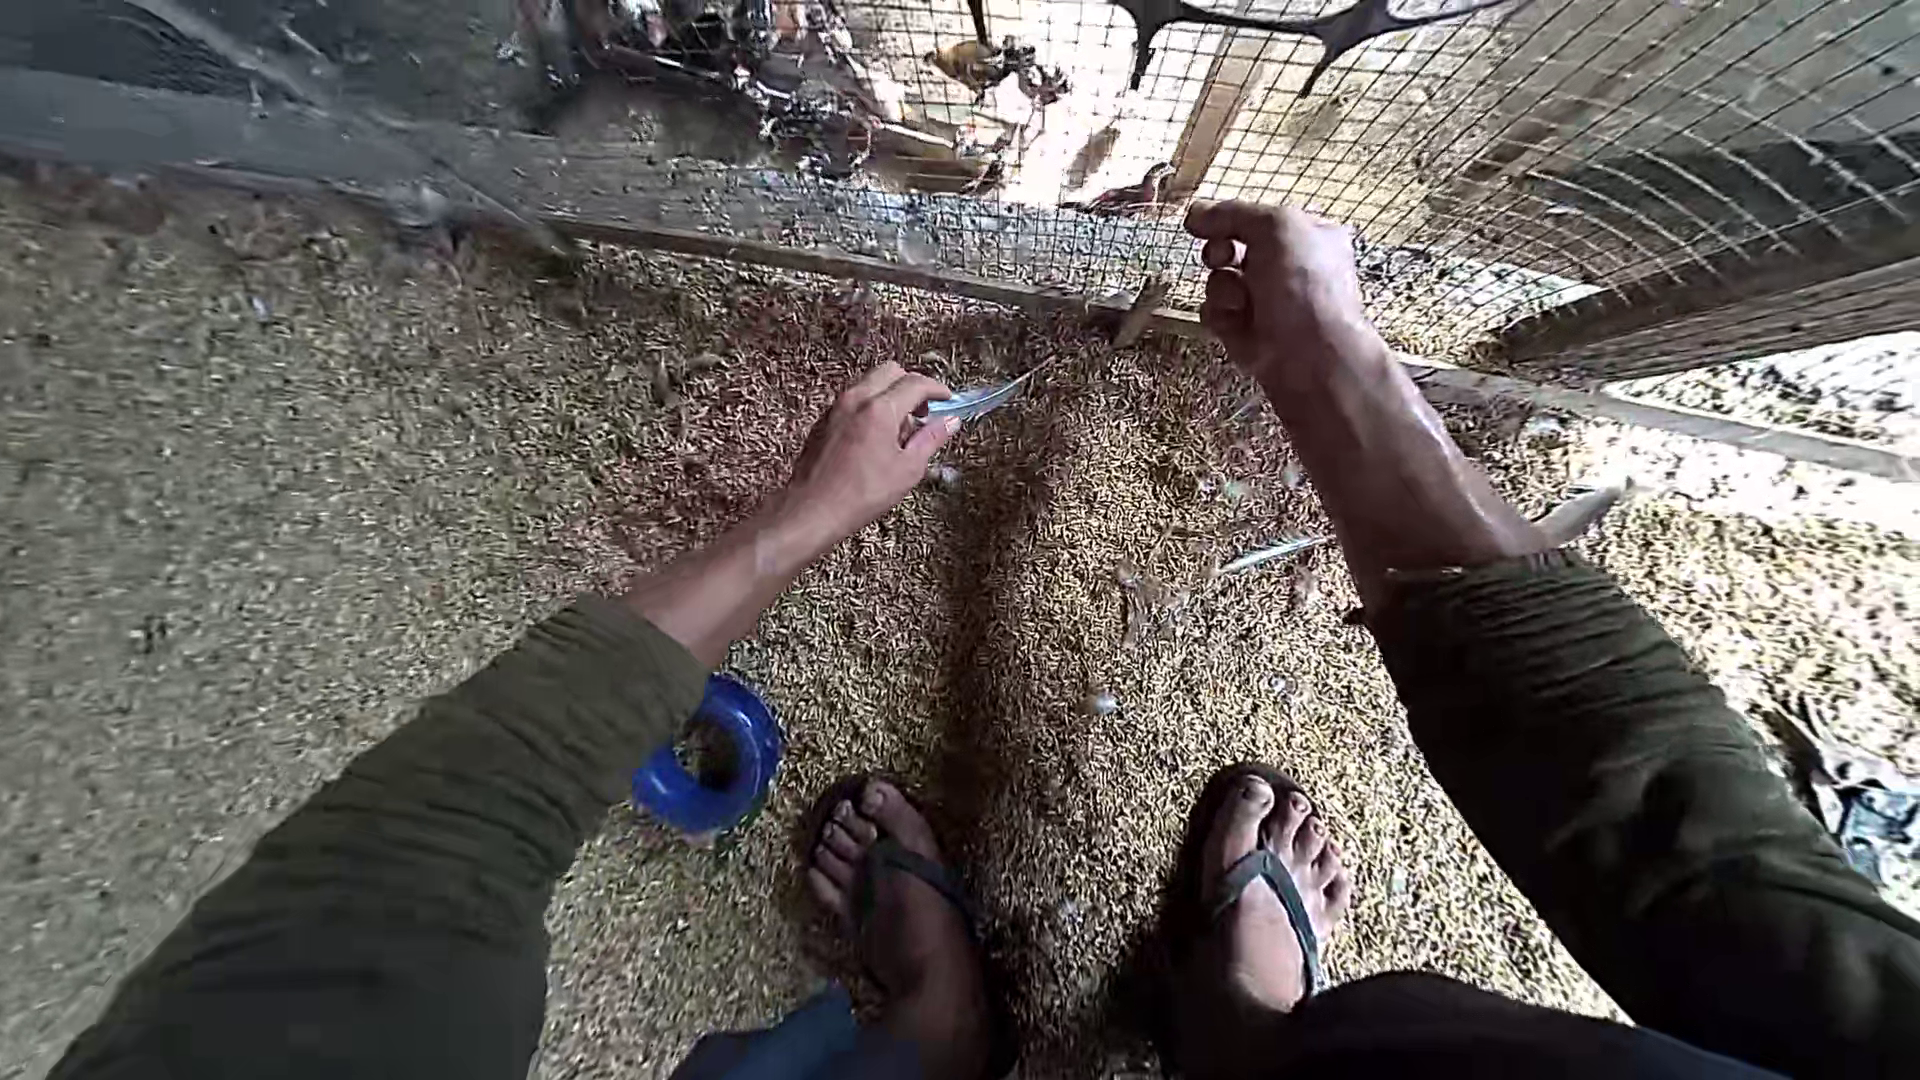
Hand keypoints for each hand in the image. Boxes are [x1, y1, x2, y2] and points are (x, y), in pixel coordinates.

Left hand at [780, 362, 957, 541]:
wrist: (813, 509)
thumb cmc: (860, 494)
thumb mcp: (908, 469)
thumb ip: (931, 439)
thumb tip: (950, 422)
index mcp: (879, 409)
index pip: (915, 384)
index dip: (937, 389)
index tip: (946, 399)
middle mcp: (855, 399)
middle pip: (890, 371)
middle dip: (912, 385)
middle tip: (924, 411)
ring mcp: (836, 407)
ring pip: (870, 383)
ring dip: (891, 395)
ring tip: (901, 428)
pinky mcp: (824, 420)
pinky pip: (853, 399)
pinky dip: (871, 406)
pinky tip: (877, 437)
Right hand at [1184, 200, 1385, 387]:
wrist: (1306, 353)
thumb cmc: (1302, 284)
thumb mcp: (1276, 228)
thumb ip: (1233, 214)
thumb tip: (1193, 211)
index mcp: (1304, 235)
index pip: (1256, 220)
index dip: (1230, 221)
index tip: (1205, 223)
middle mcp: (1283, 266)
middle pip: (1230, 248)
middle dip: (1221, 253)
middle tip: (1223, 259)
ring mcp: (1260, 300)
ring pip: (1217, 281)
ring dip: (1222, 288)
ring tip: (1242, 303)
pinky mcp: (1241, 329)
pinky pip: (1213, 312)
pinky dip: (1219, 315)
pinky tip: (1235, 323)